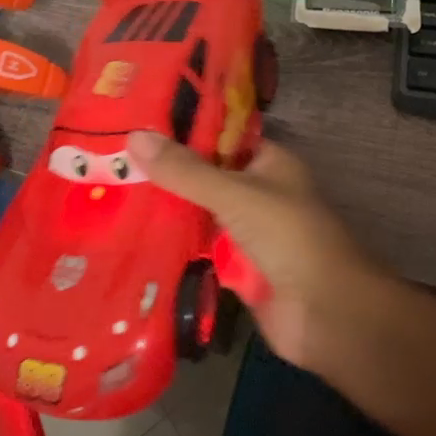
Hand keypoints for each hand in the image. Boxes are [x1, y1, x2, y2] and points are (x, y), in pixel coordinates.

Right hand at [126, 131, 393, 372]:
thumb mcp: (236, 195)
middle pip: (202, 175)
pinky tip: (127, 235)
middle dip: (163, 171)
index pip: (218, 134)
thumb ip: (186, 170)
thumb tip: (134, 136)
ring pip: (196, 214)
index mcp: (267, 161)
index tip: (133, 119)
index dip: (180, 128)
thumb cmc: (290, 238)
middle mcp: (255, 191)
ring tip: (106, 190)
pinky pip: (196, 250)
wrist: (328, 316)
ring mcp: (245, 232)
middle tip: (107, 156)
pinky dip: (171, 246)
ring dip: (163, 210)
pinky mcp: (235, 269)